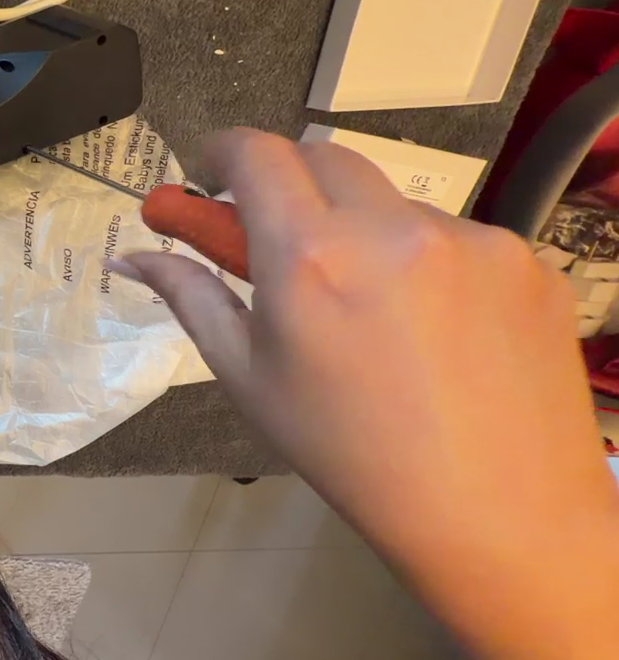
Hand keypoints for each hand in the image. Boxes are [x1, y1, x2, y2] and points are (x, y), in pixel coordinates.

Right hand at [116, 129, 615, 581]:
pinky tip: (411, 318)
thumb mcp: (243, 370)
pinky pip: (445, 231)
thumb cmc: (338, 444)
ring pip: (384, 198)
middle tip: (257, 230)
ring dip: (345, 222)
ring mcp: (474, 240)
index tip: (204, 171)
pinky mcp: (529, 261)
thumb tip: (130, 257)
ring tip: (347, 299)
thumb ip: (188, 295)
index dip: (220, 149)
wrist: (496, 510)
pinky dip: (406, 251)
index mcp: (311, 258)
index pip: (259, 155)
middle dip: (277, 176)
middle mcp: (394, 230)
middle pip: (321, 156)